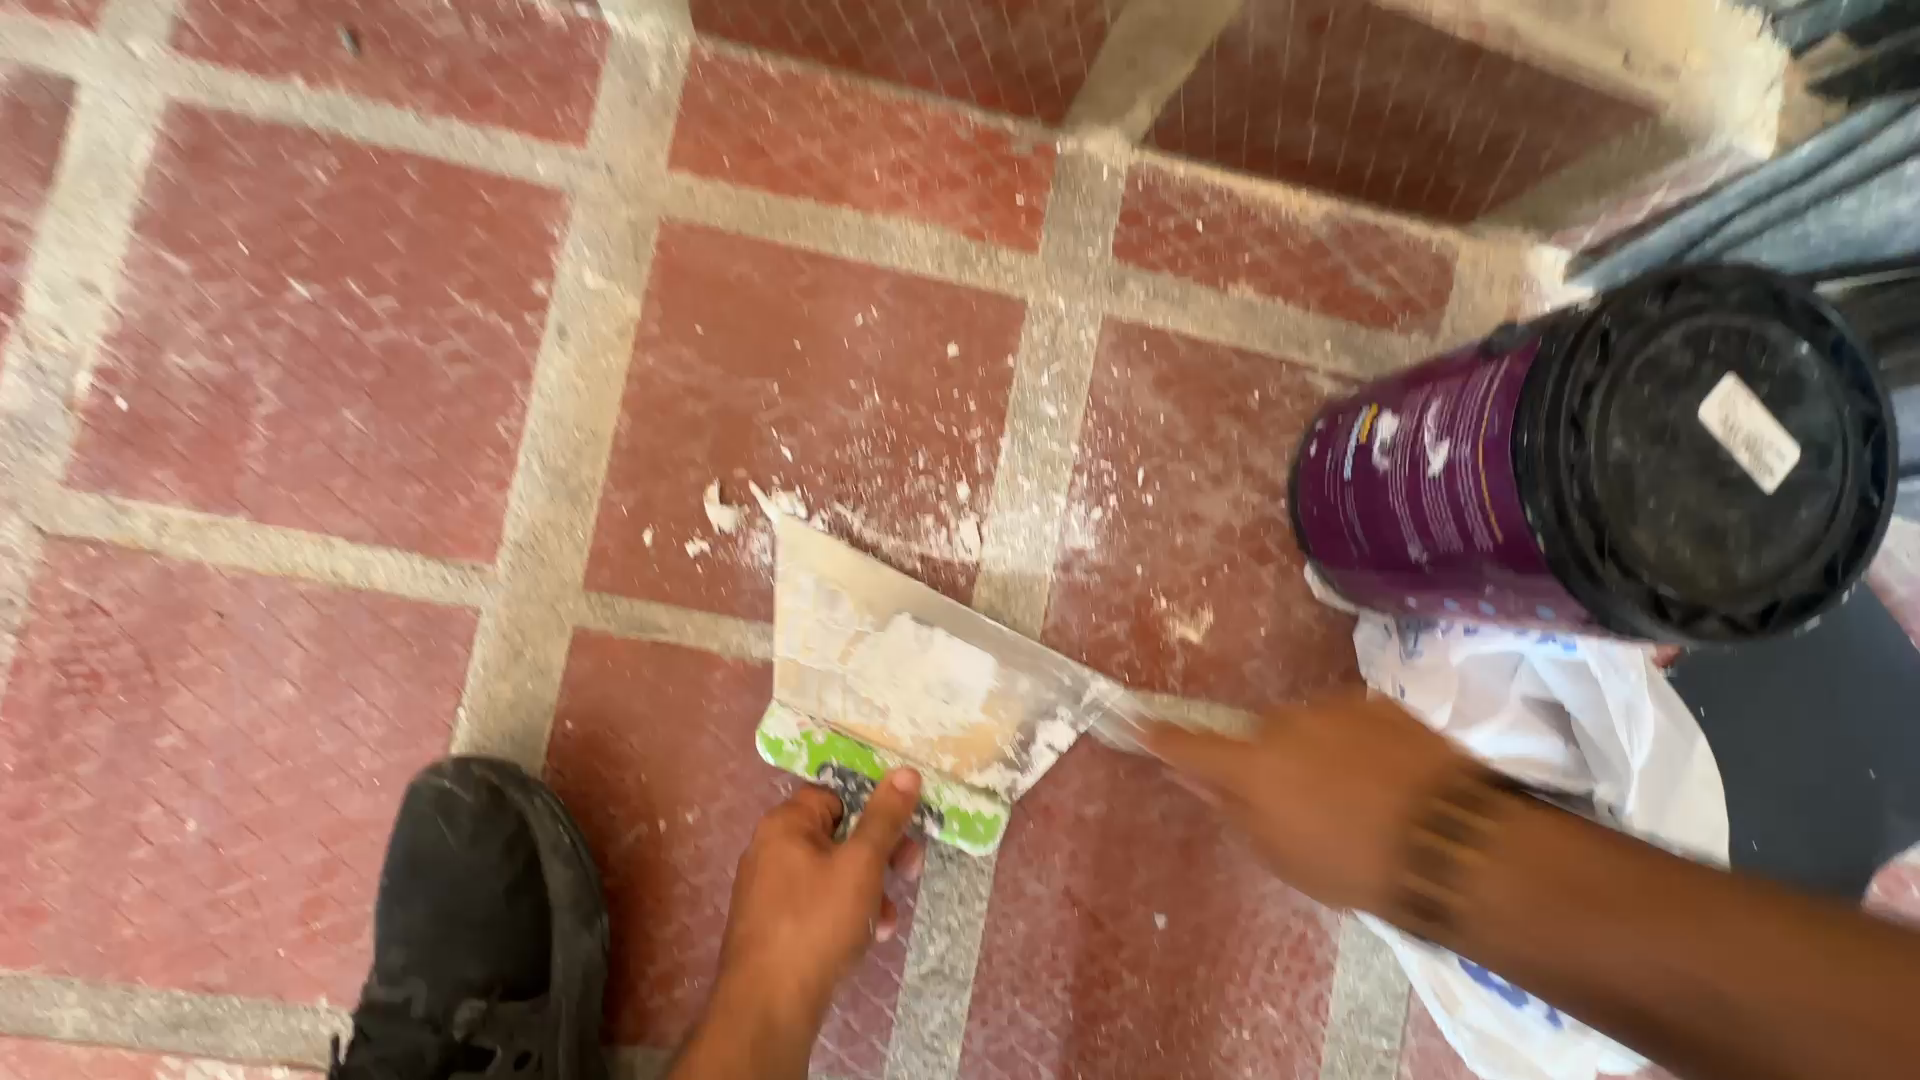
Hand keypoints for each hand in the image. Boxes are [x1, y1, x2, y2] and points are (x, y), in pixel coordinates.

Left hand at [711, 770, 924, 1040]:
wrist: (767, 1007)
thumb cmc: (816, 922)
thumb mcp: (861, 864)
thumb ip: (885, 817)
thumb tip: (906, 771)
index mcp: (786, 824)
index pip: (836, 796)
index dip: (872, 810)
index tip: (904, 830)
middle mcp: (771, 849)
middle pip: (838, 835)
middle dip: (878, 855)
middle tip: (910, 870)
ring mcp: (769, 890)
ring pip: (833, 874)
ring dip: (868, 890)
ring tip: (886, 918)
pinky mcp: (773, 926)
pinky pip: (818, 905)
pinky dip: (846, 914)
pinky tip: (866, 937)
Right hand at [1144, 692, 1470, 912]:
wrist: (1457, 843)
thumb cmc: (1355, 865)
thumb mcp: (1282, 856)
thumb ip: (1230, 809)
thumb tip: (1192, 777)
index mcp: (1251, 766)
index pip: (1190, 747)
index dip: (1162, 738)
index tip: (1139, 724)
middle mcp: (1283, 724)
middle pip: (1257, 738)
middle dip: (1266, 760)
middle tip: (1298, 800)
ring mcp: (1333, 708)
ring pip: (1306, 727)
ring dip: (1315, 751)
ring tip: (1356, 793)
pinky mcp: (1378, 704)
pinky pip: (1349, 722)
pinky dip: (1355, 744)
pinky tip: (1386, 777)